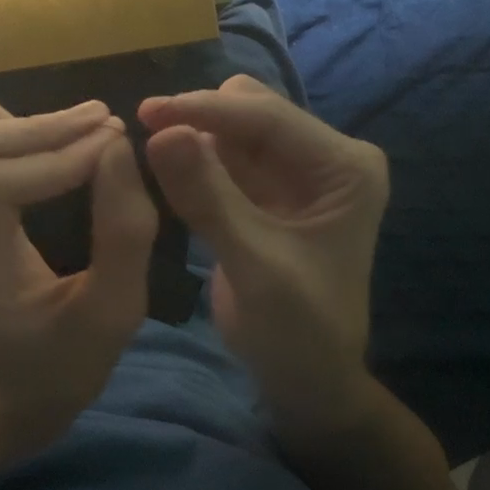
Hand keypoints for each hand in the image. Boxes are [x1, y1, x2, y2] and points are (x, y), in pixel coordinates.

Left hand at [0, 100, 157, 452]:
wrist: (15, 391)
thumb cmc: (72, 361)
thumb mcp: (118, 310)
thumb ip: (124, 231)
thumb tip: (115, 143)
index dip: (53, 154)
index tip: (112, 142)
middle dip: (27, 128)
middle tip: (98, 121)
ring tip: (61, 132)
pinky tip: (27, 142)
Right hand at [139, 75, 388, 424]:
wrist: (306, 380)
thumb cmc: (296, 331)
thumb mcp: (254, 265)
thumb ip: (209, 198)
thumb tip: (161, 133)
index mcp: (344, 166)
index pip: (268, 117)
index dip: (205, 110)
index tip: (145, 111)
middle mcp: (324, 156)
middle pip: (250, 109)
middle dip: (200, 119)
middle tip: (147, 138)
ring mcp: (294, 170)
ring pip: (231, 127)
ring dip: (192, 135)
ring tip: (148, 152)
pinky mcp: (266, 188)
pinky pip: (221, 155)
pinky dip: (192, 157)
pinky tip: (163, 169)